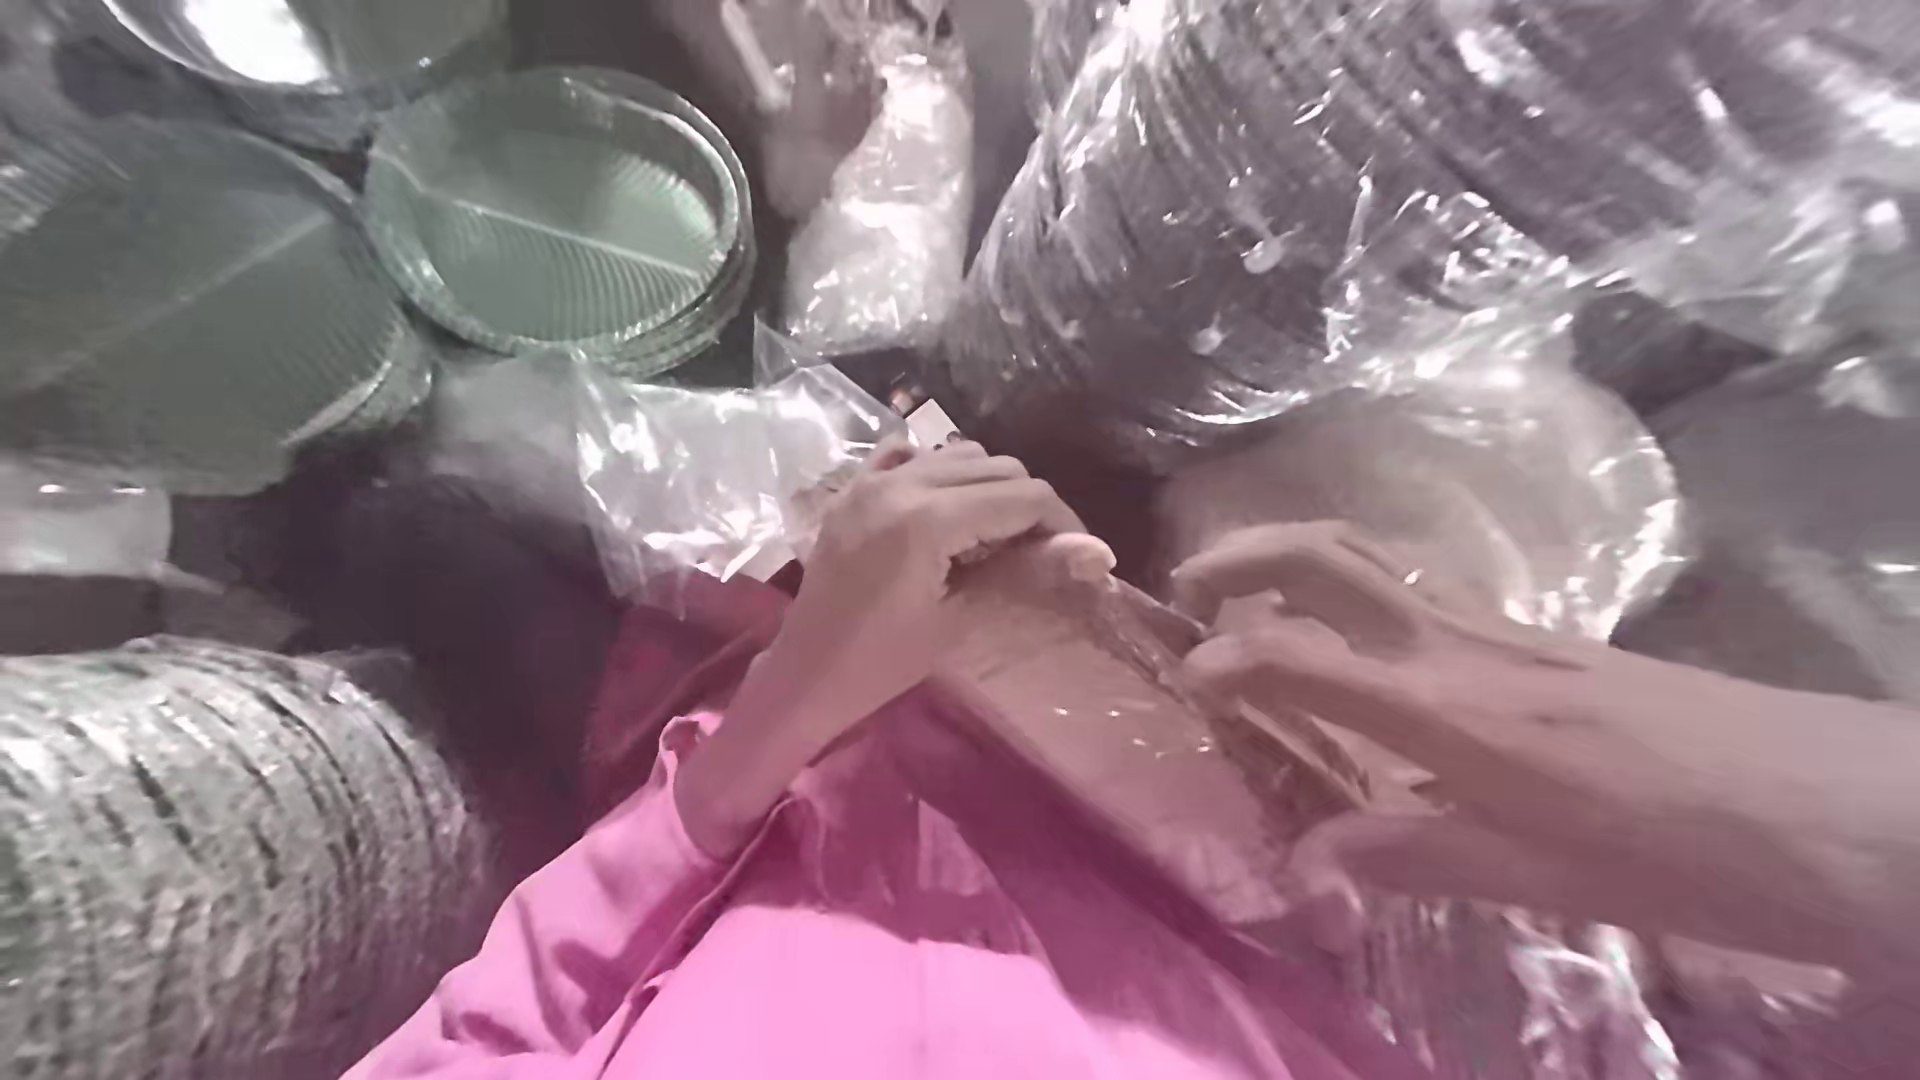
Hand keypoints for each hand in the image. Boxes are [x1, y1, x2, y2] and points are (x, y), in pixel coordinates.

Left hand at [677, 437, 1088, 856]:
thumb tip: (1100, 554)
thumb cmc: (882, 663)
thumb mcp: (962, 619)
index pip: (1024, 496)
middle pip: (998, 467)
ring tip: (990, 536)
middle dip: (1030, 506)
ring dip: (989, 487)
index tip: (1078, 557)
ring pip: (959, 454)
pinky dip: (940, 471)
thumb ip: (1028, 574)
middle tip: (1036, 553)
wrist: (805, 675)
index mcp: (928, 518)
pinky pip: (910, 454)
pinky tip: (944, 506)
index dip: (1064, 523)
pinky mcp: (854, 486)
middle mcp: (901, 481)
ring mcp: (871, 478)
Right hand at [1174, 522, 1919, 977]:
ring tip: (1225, 585)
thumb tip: (1304, 878)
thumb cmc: (1699, 852)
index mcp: (1450, 712)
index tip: (1188, 678)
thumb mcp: (1545, 880)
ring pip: (1354, 549)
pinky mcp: (1504, 619)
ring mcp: (1479, 619)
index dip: (1229, 661)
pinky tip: (1312, 613)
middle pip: (1322, 556)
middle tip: (1185, 589)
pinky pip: (1387, 572)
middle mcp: (1450, 642)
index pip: (1303, 659)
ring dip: (1273, 552)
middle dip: (1237, 558)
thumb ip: (1407, 859)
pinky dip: (1321, 572)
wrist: (1868, 802)